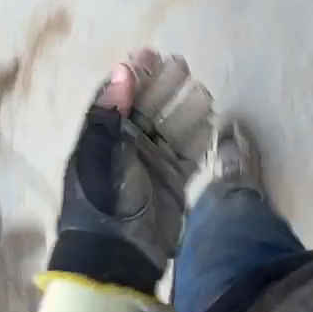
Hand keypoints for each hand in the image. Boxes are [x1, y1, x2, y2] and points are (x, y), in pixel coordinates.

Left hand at [48, 50, 213, 303]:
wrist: (117, 259)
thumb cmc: (103, 204)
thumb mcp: (104, 155)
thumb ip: (114, 113)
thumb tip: (123, 70)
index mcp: (102, 138)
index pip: (118, 97)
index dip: (133, 74)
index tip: (149, 53)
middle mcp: (126, 147)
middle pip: (147, 108)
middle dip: (163, 85)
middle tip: (181, 63)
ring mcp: (151, 165)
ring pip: (171, 127)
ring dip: (185, 107)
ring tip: (202, 89)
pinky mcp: (172, 183)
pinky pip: (187, 153)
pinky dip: (198, 136)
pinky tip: (210, 118)